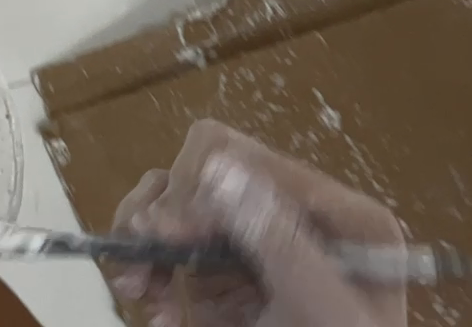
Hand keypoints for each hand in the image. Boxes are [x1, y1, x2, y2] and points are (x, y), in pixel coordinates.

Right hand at [107, 120, 406, 326]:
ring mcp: (249, 234)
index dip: (197, 189)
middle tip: (143, 256)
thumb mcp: (321, 315)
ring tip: (132, 288)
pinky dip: (140, 260)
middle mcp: (290, 212)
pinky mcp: (216, 259)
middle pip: (198, 169)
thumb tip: (220, 166)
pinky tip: (148, 305)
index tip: (173, 238)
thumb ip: (282, 244)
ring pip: (169, 193)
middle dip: (162, 214)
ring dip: (140, 236)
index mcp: (338, 216)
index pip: (245, 159)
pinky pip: (159, 230)